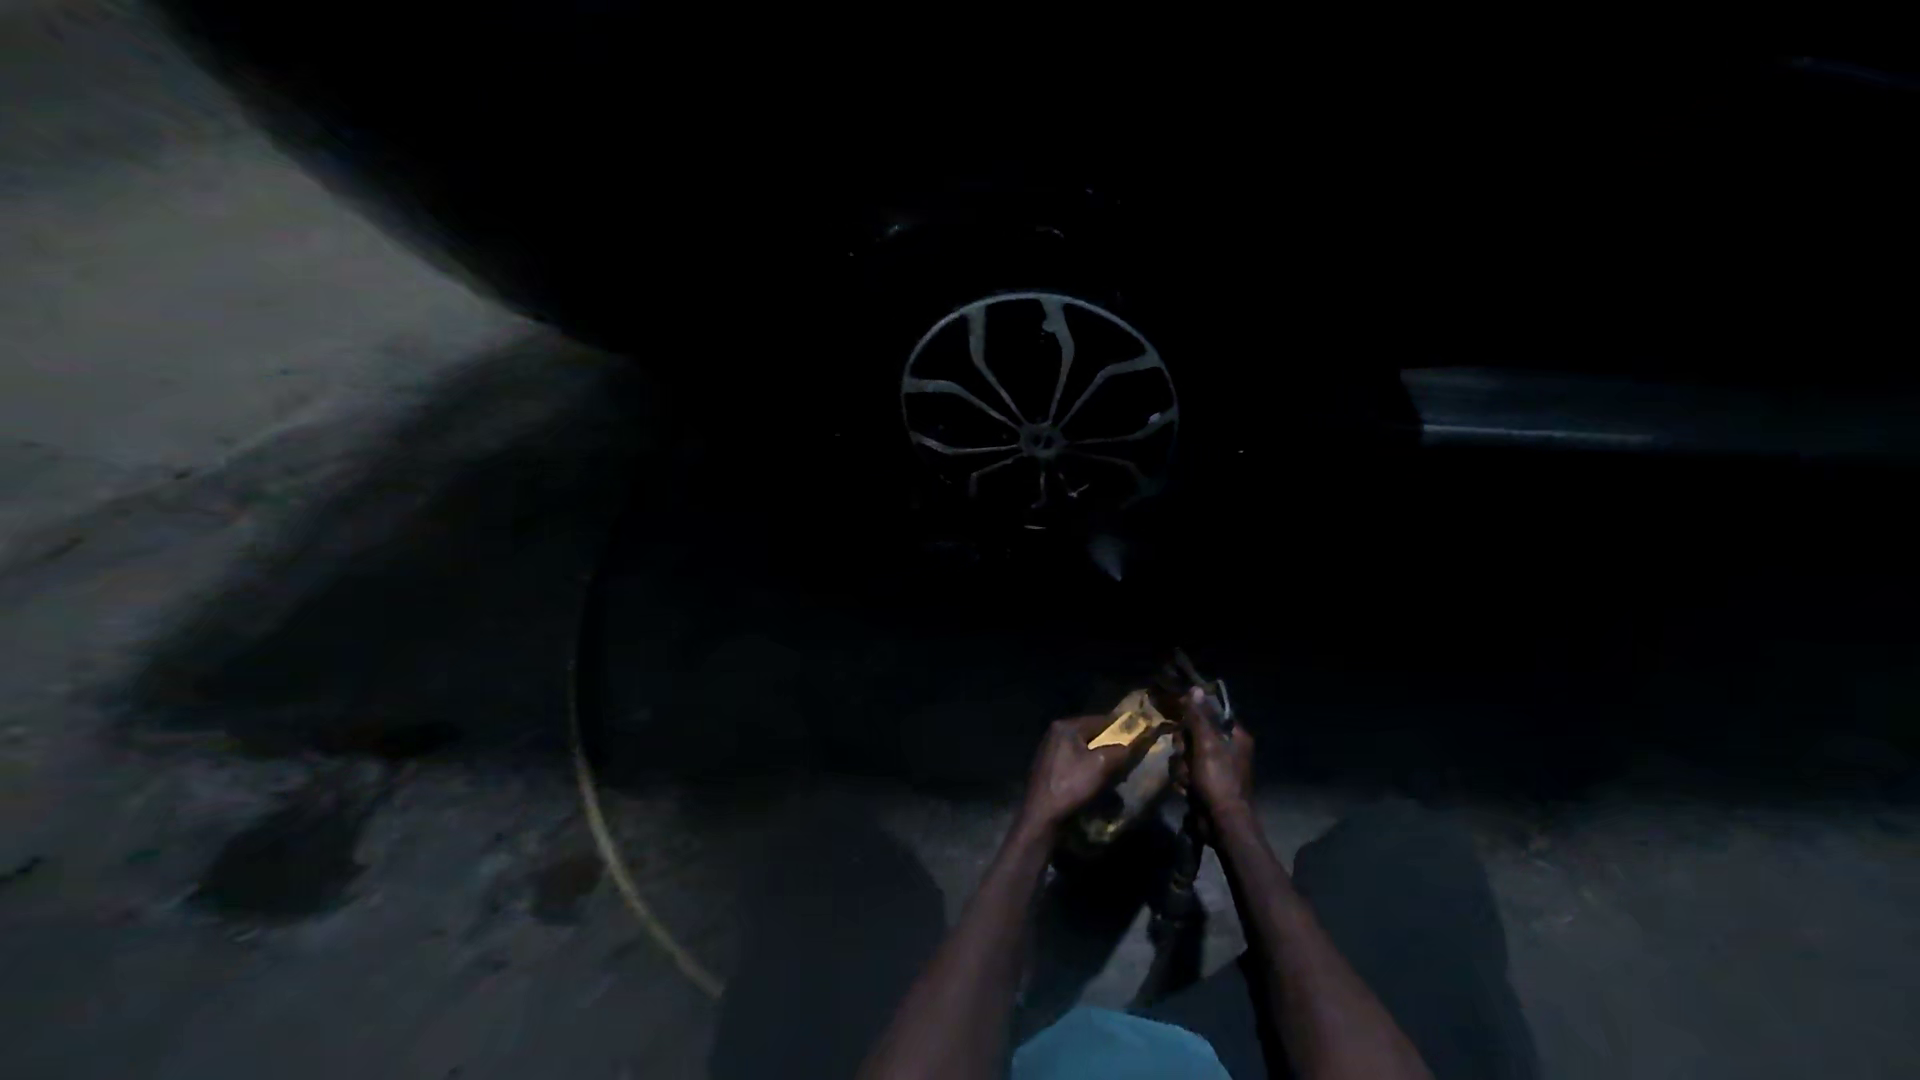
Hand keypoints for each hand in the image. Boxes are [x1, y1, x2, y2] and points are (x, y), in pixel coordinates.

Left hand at [1018, 715, 1132, 829]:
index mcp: (1065, 726)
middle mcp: (1055, 732)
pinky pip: (1074, 759)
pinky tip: (1094, 779)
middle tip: (1126, 758)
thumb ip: (1121, 750)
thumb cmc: (1071, 785)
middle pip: (1091, 734)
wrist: (1041, 814)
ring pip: (1083, 748)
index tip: (1138, 738)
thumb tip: (1138, 740)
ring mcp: (1049, 749)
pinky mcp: (1048, 765)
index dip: (1121, 729)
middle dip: (1110, 745)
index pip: (1101, 720)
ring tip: (1113, 770)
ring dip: (1099, 757)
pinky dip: (1087, 765)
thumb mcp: (1101, 766)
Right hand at [1178, 686, 1254, 822]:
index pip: (1209, 714)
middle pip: (1193, 734)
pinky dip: (1184, 780)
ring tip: (1188, 780)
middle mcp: (1227, 750)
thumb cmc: (1219, 781)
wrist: (1223, 824)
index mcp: (1235, 737)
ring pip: (1185, 754)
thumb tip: (1195, 688)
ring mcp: (1215, 768)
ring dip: (1182, 767)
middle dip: (1184, 748)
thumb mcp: (1207, 745)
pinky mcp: (1205, 783)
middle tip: (1187, 758)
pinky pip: (1185, 771)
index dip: (1193, 717)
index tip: (1181, 723)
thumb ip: (1199, 717)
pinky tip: (1187, 790)